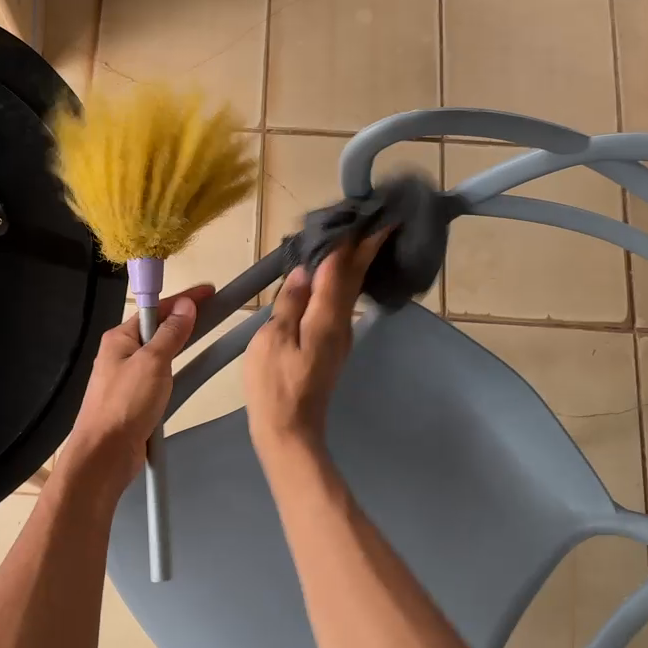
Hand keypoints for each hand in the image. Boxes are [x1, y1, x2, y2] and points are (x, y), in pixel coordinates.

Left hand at [55, 284, 211, 488]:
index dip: (184, 299)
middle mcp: (121, 353)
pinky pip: (160, 376)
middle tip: (214, 311)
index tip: (210, 291)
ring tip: (205, 336)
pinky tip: (188, 373)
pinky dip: (175, 370)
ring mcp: (127, 378)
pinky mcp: (135, 400)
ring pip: (160, 353)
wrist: (104, 455)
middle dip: (184, 318)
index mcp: (121, 338)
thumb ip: (171, 334)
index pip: (156, 309)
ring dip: (179, 344)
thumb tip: (186, 306)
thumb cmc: (125, 403)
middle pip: (158, 329)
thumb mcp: (152, 363)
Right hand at [245, 232, 388, 462]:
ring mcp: (339, 338)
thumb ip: (290, 303)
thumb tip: (303, 271)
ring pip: (348, 291)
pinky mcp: (331, 348)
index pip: (341, 269)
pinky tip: (329, 279)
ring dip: (352, 264)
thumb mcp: (273, 339)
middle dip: (363, 249)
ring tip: (352, 240)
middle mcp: (341, 323)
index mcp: (327, 317)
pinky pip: (338, 304)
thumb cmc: (276, 385)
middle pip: (353, 278)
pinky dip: (338, 284)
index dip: (352, 242)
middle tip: (375, 220)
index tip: (366, 216)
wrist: (289, 431)